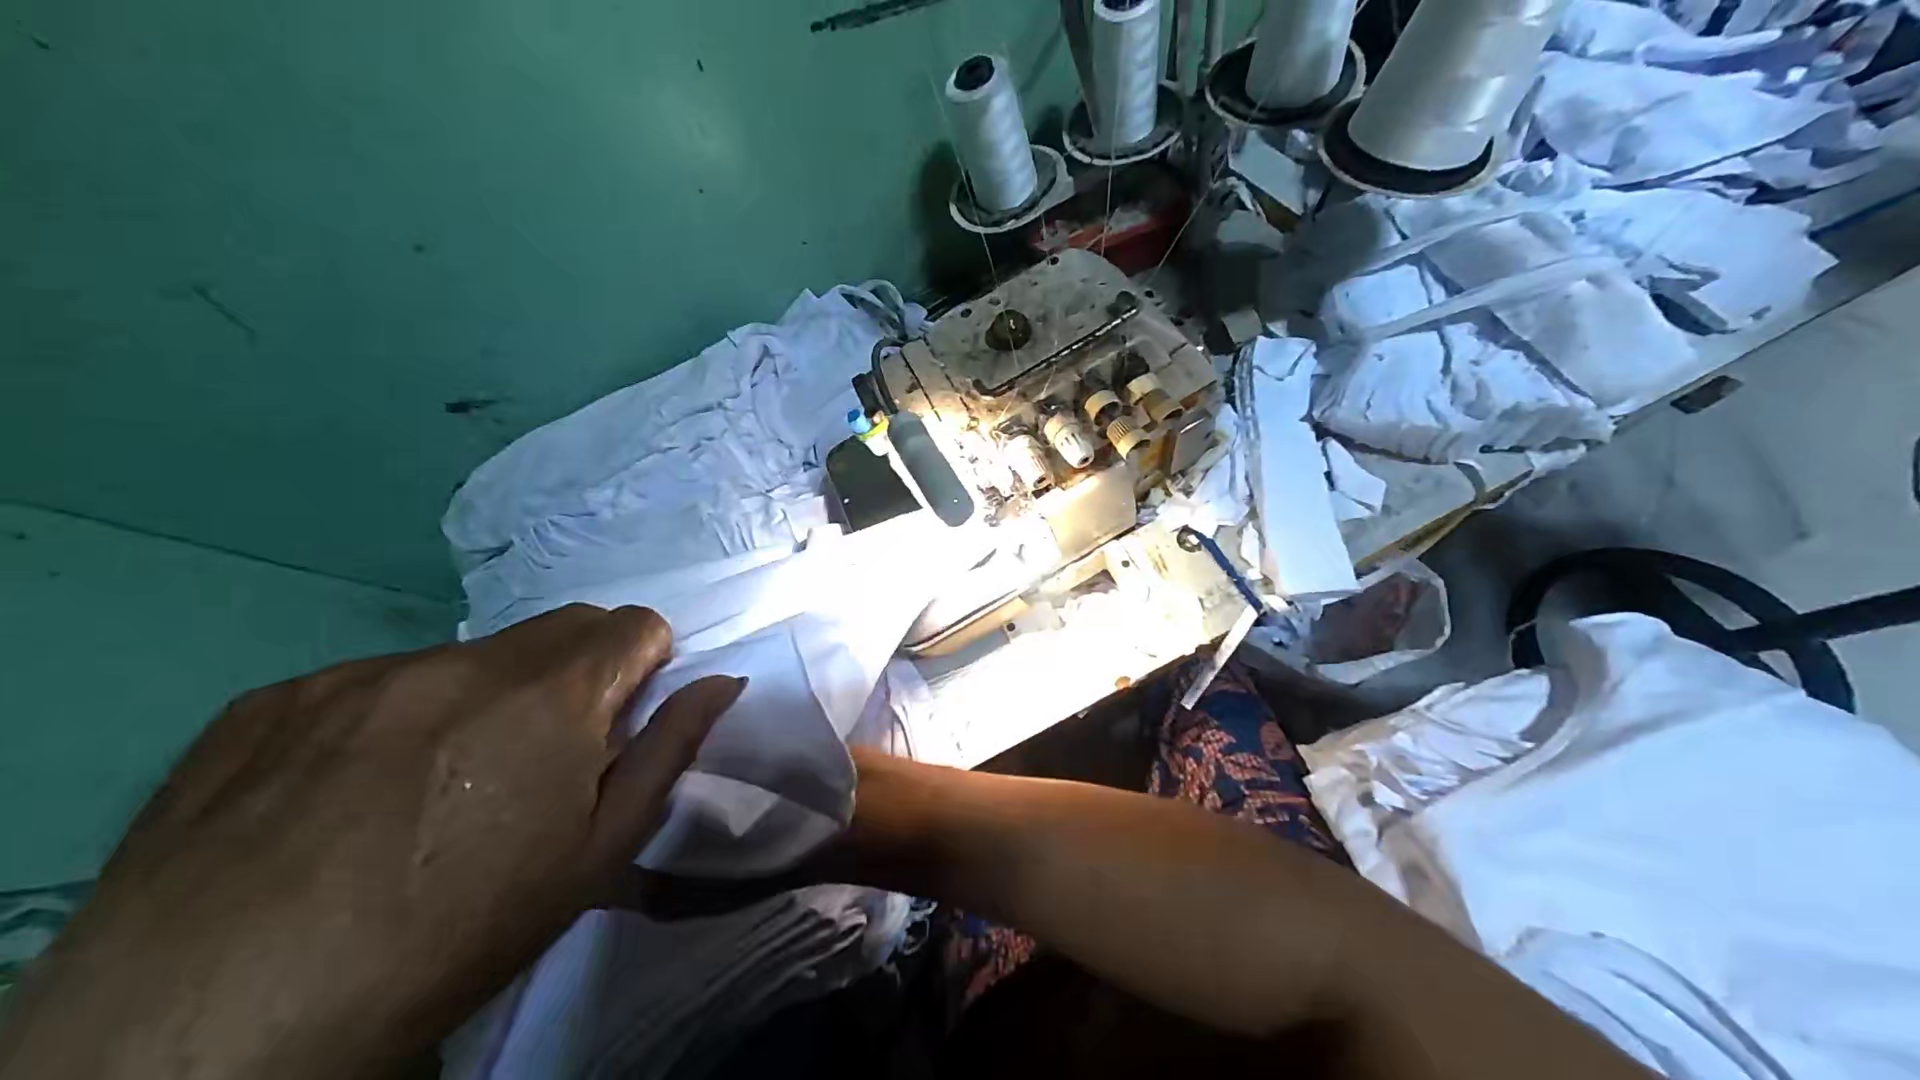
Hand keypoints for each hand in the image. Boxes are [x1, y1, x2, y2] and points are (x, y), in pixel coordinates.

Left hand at [0, 604, 744, 1079]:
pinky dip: (394, 715)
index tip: (621, 717)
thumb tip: (721, 682)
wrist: (213, 1028)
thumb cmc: (457, 934)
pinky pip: (373, 682)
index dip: (644, 663)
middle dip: (578, 672)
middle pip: (559, 627)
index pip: (635, 623)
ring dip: (484, 696)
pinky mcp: (273, 697)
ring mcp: (361, 673)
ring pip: (468, 656)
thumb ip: (669, 751)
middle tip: (544, 753)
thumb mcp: (596, 855)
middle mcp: (463, 662)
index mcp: (551, 696)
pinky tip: (351, 792)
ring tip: (436, 783)